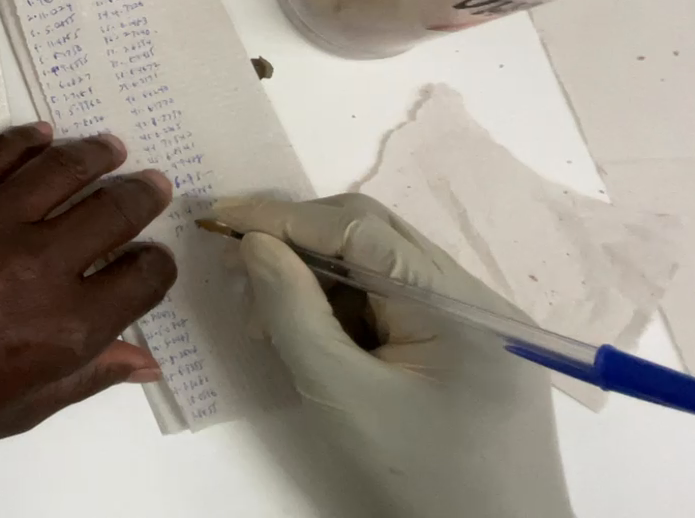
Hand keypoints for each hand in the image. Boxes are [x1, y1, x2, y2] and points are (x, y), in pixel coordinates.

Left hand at [0, 123, 175, 493]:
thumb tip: (144, 360)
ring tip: (109, 147)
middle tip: (150, 182)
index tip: (152, 254)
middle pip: (111, 212)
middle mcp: (41, 263)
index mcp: (69, 325)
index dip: (155, 264)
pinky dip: (23, 139)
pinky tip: (40, 133)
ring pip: (59, 170)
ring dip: (92, 154)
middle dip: (140, 195)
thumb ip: (88, 376)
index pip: (140, 279)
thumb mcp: (24, 406)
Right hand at [214, 193, 573, 517]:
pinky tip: (309, 331)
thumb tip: (252, 239)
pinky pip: (386, 295)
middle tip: (239, 257)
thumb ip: (291, 305)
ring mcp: (472, 324)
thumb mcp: (338, 389)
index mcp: (462, 308)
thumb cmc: (416, 477)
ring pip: (373, 261)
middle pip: (370, 234)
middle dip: (297, 237)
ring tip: (269, 314)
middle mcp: (476, 301)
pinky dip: (337, 300)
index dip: (282, 216)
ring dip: (313, 272)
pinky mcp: (458, 346)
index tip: (218, 217)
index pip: (358, 230)